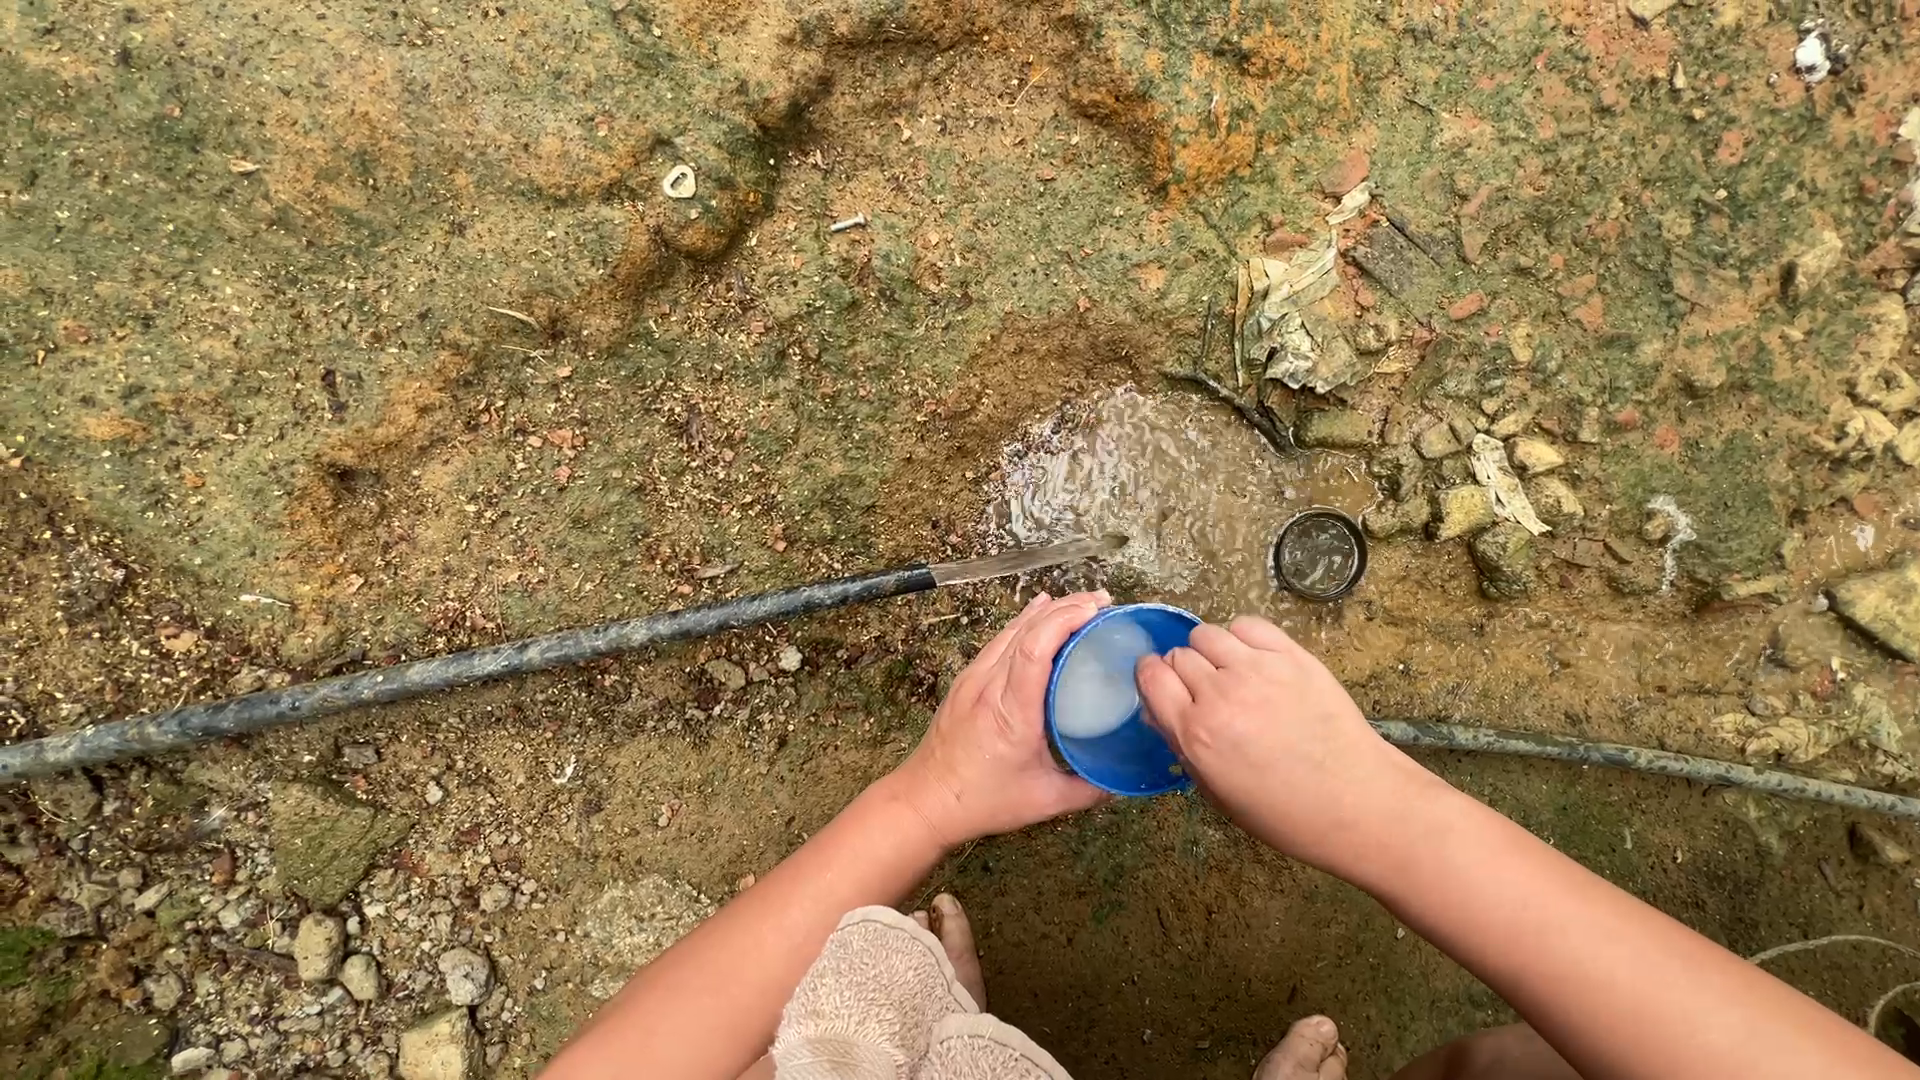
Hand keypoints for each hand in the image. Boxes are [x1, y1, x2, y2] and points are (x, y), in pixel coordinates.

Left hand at [892, 591, 1111, 847]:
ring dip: (1047, 611)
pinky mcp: (966, 680)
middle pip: (1027, 630)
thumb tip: (1124, 777)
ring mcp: (974, 678)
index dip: (1065, 621)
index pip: (1035, 649)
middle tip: (1103, 602)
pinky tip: (1040, 611)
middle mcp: (990, 685)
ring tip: (1082, 603)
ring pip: (1011, 630)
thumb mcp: (1045, 801)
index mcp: (1012, 711)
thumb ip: (1089, 789)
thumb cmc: (983, 801)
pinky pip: (1000, 640)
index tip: (1096, 610)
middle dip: (1067, 608)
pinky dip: (1025, 621)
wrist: (925, 798)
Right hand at [1135, 615, 1449, 874]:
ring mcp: (1258, 671)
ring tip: (1228, 671)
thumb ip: (1181, 745)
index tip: (1161, 685)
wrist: (1361, 804)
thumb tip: (1157, 710)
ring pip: (1207, 634)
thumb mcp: (1216, 792)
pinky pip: (1247, 625)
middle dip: (1182, 670)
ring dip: (1209, 651)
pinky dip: (1241, 637)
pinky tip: (1253, 659)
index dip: (1152, 677)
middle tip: (1204, 690)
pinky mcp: (1292, 657)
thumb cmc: (1285, 812)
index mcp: (1196, 734)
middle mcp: (1221, 695)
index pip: (1151, 677)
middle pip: (1179, 655)